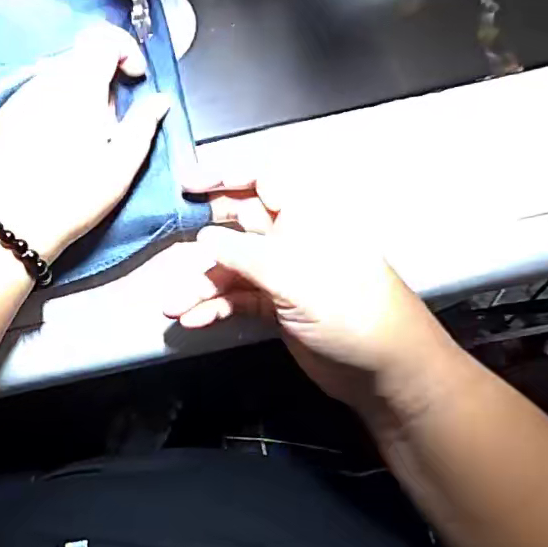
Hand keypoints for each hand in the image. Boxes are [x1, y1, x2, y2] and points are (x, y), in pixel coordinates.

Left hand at [0, 24, 172, 260]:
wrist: (11, 225)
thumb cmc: (71, 199)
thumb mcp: (121, 167)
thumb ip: (143, 125)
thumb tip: (158, 102)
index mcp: (79, 89)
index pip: (103, 39)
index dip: (126, 50)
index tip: (135, 78)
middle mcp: (46, 83)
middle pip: (81, 55)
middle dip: (104, 77)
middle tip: (112, 122)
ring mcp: (20, 98)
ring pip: (58, 75)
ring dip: (80, 92)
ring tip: (85, 138)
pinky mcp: (5, 116)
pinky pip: (37, 93)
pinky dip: (56, 104)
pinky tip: (58, 143)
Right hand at [163, 164, 459, 424]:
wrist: (381, 369)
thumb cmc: (348, 309)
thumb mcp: (294, 275)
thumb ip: (244, 254)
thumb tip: (204, 237)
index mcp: (308, 216)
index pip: (263, 181)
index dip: (226, 178)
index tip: (187, 183)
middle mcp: (292, 238)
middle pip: (238, 225)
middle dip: (202, 240)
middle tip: (166, 250)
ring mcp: (283, 273)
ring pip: (231, 269)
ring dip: (200, 286)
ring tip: (171, 308)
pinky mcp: (276, 306)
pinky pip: (236, 299)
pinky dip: (214, 308)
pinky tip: (194, 320)